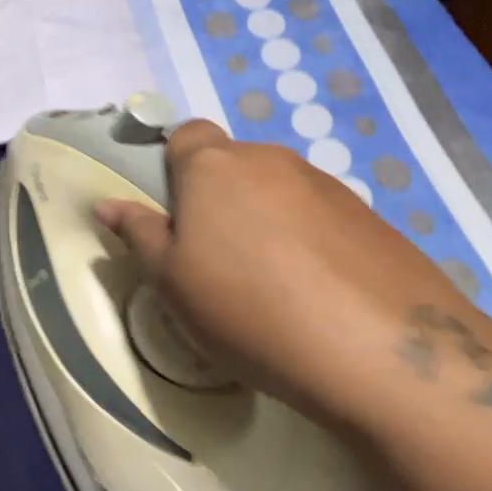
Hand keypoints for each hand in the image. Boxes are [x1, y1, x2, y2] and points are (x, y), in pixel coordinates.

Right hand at [93, 119, 491, 429]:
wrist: (384, 355)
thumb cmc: (248, 310)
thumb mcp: (172, 282)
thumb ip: (140, 235)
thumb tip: (107, 204)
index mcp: (214, 166)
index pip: (185, 134)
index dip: (174, 165)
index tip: (174, 214)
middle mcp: (272, 160)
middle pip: (233, 164)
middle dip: (220, 198)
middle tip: (214, 259)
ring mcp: (330, 187)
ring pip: (279, 192)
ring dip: (266, 221)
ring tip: (269, 284)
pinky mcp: (375, 220)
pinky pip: (321, 219)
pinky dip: (310, 243)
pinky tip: (315, 294)